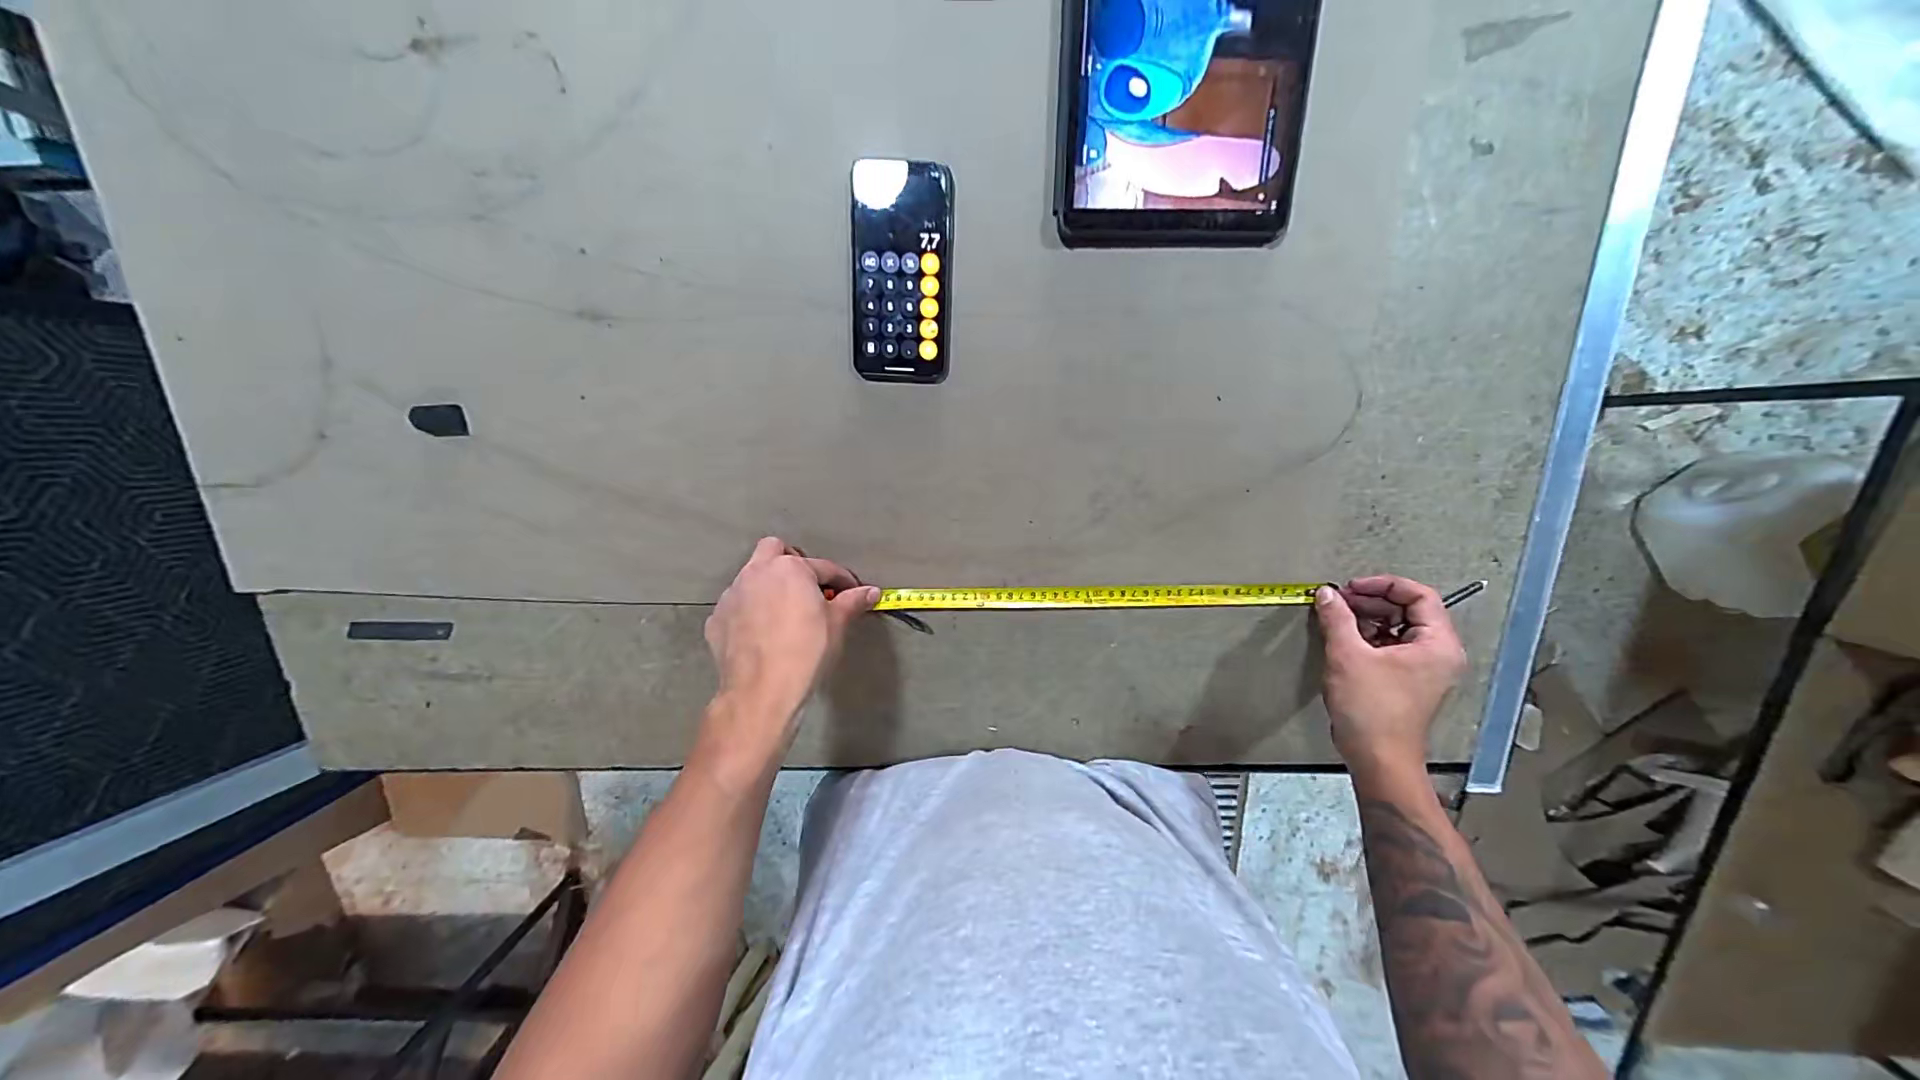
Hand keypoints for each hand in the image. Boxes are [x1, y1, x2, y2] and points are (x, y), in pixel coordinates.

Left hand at [703, 537, 878, 743]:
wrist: (762, 691)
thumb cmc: (807, 651)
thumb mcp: (837, 625)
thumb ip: (853, 602)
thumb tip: (871, 591)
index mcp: (790, 568)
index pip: (824, 567)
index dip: (842, 580)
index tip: (852, 593)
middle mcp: (756, 573)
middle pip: (774, 550)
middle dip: (792, 563)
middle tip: (808, 589)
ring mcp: (732, 595)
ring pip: (751, 576)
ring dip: (768, 586)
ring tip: (784, 612)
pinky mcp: (716, 619)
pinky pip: (737, 605)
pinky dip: (750, 611)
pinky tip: (762, 633)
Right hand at [1313, 575, 1468, 776]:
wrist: (1378, 757)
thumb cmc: (1371, 708)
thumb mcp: (1347, 655)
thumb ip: (1337, 618)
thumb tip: (1327, 593)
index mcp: (1438, 644)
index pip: (1419, 595)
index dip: (1383, 585)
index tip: (1351, 587)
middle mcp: (1438, 653)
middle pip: (1409, 610)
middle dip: (1372, 601)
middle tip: (1339, 600)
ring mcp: (1424, 668)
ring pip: (1398, 627)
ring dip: (1368, 618)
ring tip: (1337, 617)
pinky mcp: (1408, 680)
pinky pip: (1391, 645)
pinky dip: (1369, 636)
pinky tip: (1344, 638)